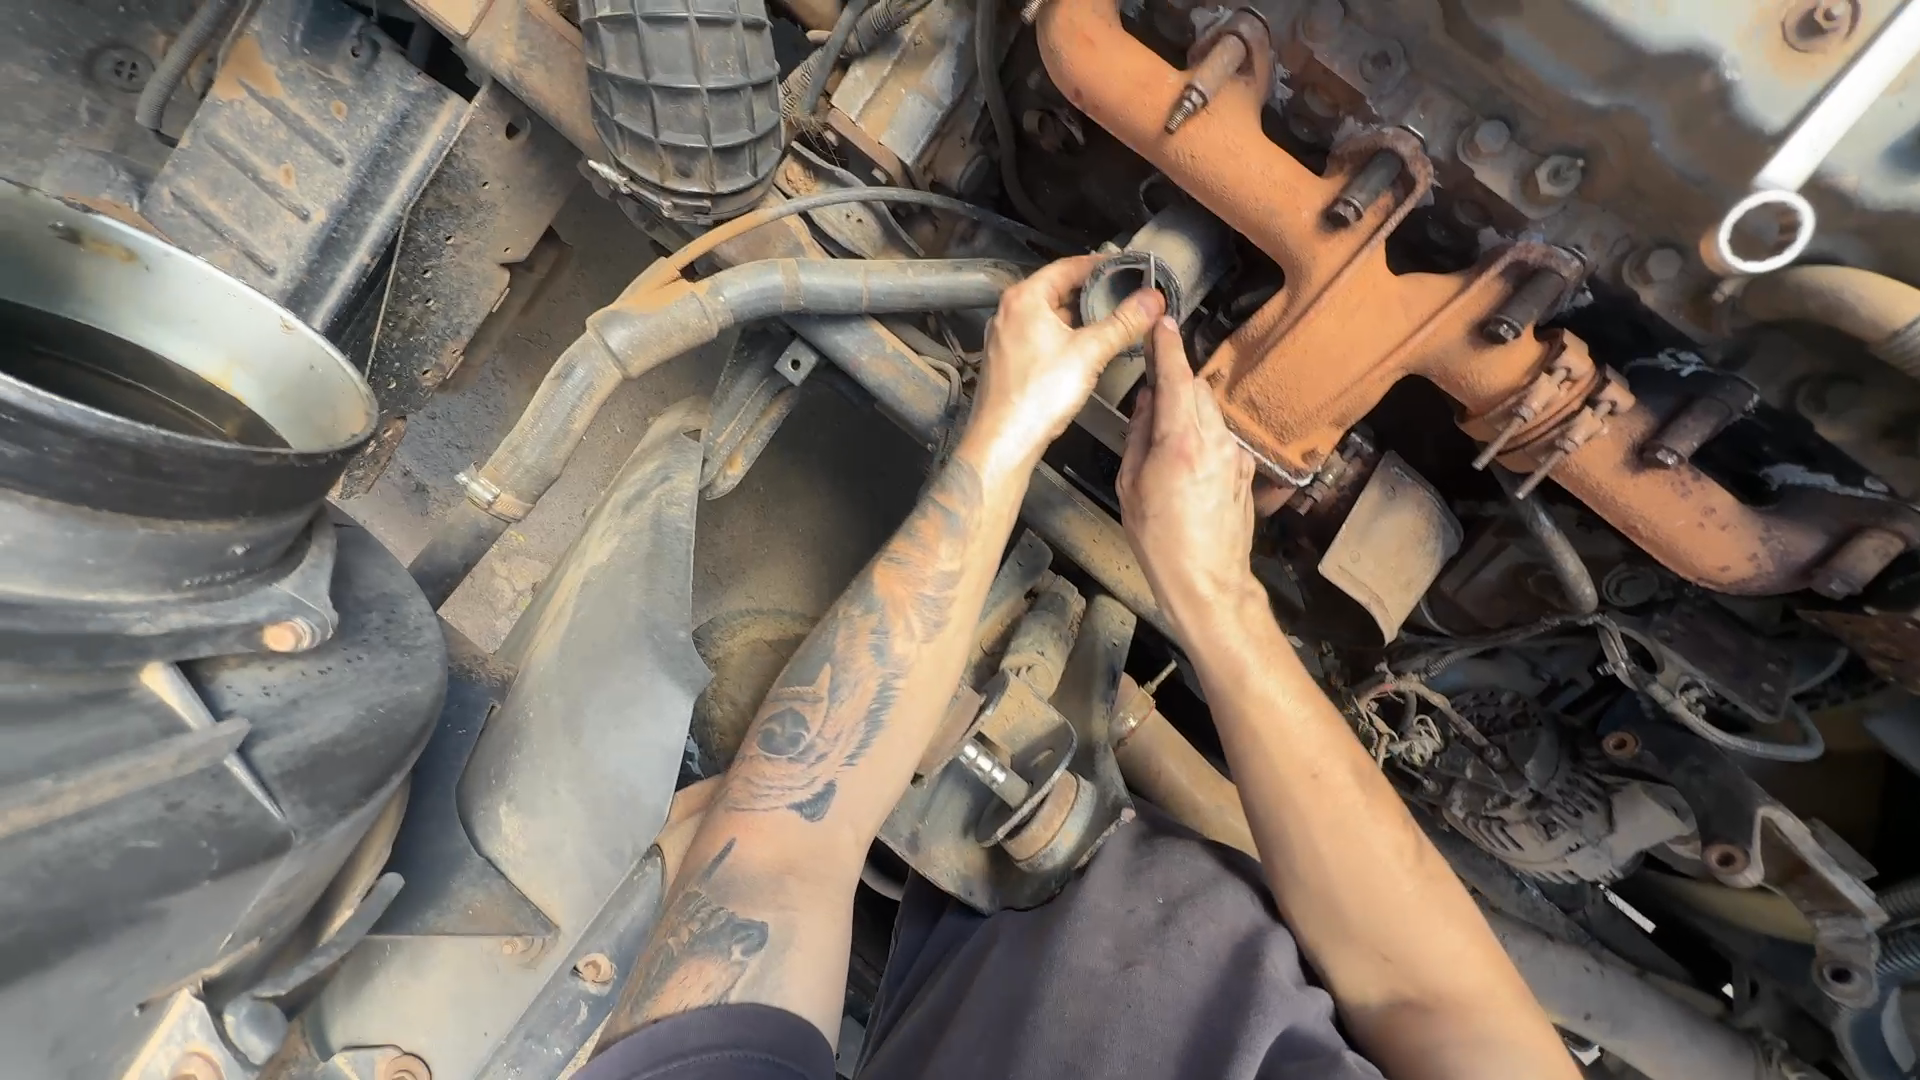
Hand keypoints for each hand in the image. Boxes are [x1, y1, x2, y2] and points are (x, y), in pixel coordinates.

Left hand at [961, 255, 1164, 479]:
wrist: (1004, 441)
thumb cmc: (1033, 398)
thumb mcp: (1090, 353)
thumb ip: (1123, 323)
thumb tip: (1150, 301)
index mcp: (1024, 300)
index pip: (1068, 266)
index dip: (1100, 265)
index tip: (1124, 267)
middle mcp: (1008, 315)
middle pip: (1057, 291)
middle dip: (1091, 294)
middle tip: (1122, 297)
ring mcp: (1005, 339)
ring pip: (1048, 318)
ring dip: (1077, 319)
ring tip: (1107, 325)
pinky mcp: (1008, 363)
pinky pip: (1039, 339)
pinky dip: (1062, 339)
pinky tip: (1081, 353)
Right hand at [1117, 317, 1262, 646]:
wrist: (1205, 579)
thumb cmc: (1160, 540)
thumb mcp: (1130, 485)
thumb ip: (1139, 434)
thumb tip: (1146, 401)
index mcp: (1181, 442)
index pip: (1176, 378)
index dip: (1168, 347)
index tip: (1162, 325)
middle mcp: (1215, 441)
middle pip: (1196, 388)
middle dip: (1174, 381)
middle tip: (1149, 389)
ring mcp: (1234, 455)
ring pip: (1209, 411)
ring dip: (1186, 409)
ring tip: (1161, 436)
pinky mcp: (1243, 469)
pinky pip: (1219, 436)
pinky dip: (1199, 433)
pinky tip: (1181, 461)